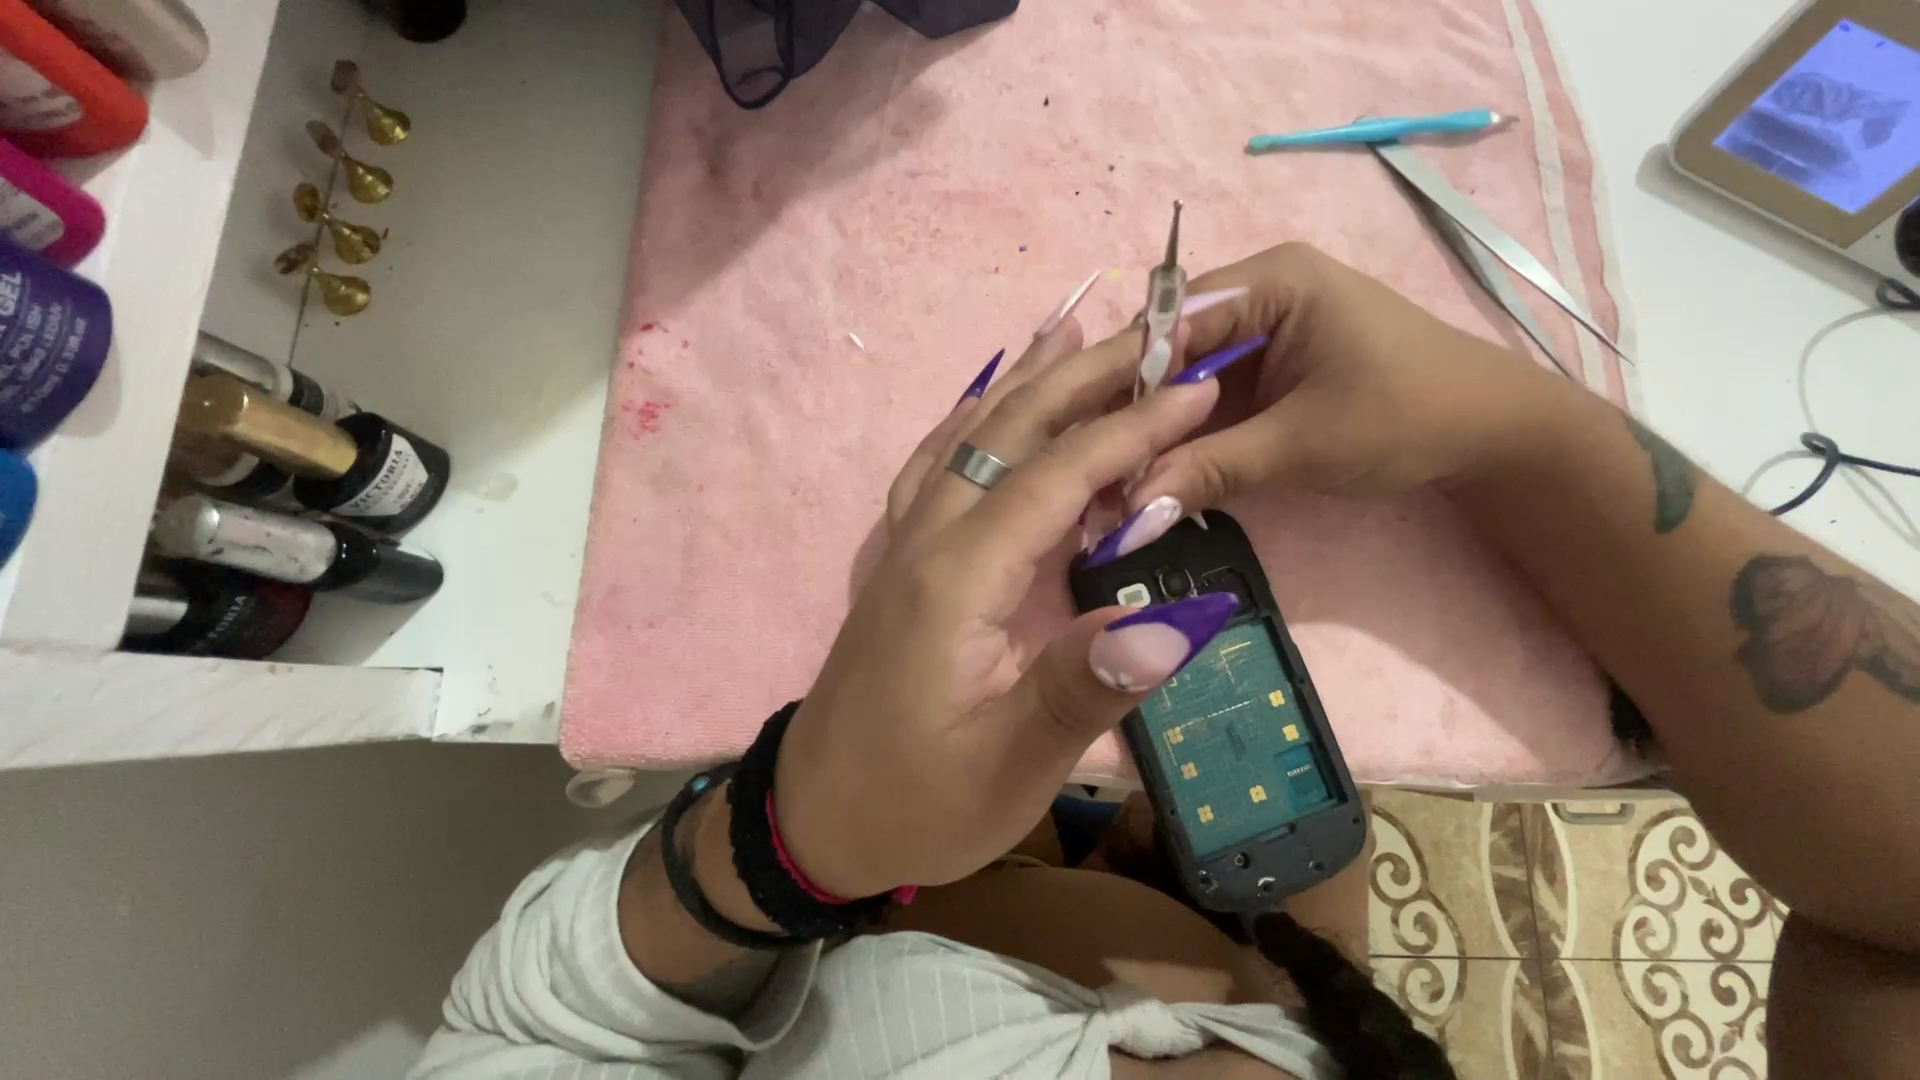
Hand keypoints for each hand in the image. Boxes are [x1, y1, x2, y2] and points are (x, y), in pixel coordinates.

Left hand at [769, 316, 1247, 897]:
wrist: (813, 820)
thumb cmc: (916, 802)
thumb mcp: (1008, 768)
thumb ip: (1084, 691)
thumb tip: (1179, 625)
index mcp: (957, 581)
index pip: (1054, 478)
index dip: (1128, 429)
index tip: (1198, 388)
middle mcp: (927, 542)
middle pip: (1005, 433)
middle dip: (1081, 376)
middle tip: (1150, 328)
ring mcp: (904, 547)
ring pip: (966, 439)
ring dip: (1025, 384)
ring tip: (1070, 331)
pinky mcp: (899, 564)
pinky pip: (935, 468)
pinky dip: (970, 422)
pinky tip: (986, 406)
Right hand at [1126, 243, 1566, 514]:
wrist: (1492, 434)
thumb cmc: (1407, 416)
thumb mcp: (1301, 445)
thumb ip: (1211, 470)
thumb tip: (1128, 512)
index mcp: (1270, 280)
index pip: (1169, 320)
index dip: (1128, 380)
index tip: (1094, 439)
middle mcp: (1258, 293)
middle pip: (1171, 348)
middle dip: (1139, 410)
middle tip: (1102, 467)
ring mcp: (1264, 331)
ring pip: (1186, 378)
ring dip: (1160, 428)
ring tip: (1121, 477)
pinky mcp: (1270, 368)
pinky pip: (1211, 397)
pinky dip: (1189, 435)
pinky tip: (1162, 470)